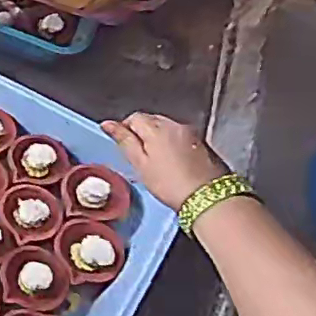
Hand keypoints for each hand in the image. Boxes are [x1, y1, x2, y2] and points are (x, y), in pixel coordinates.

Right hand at [100, 112, 230, 211]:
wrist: (207, 197)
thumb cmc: (170, 184)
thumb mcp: (140, 164)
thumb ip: (124, 140)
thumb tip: (108, 124)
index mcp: (156, 128)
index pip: (134, 117)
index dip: (125, 130)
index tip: (124, 146)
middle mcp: (175, 125)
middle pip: (151, 120)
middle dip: (142, 133)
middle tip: (138, 156)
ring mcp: (191, 133)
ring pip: (166, 129)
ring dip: (157, 139)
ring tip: (155, 162)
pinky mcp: (202, 144)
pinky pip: (180, 137)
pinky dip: (172, 145)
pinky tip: (172, 163)